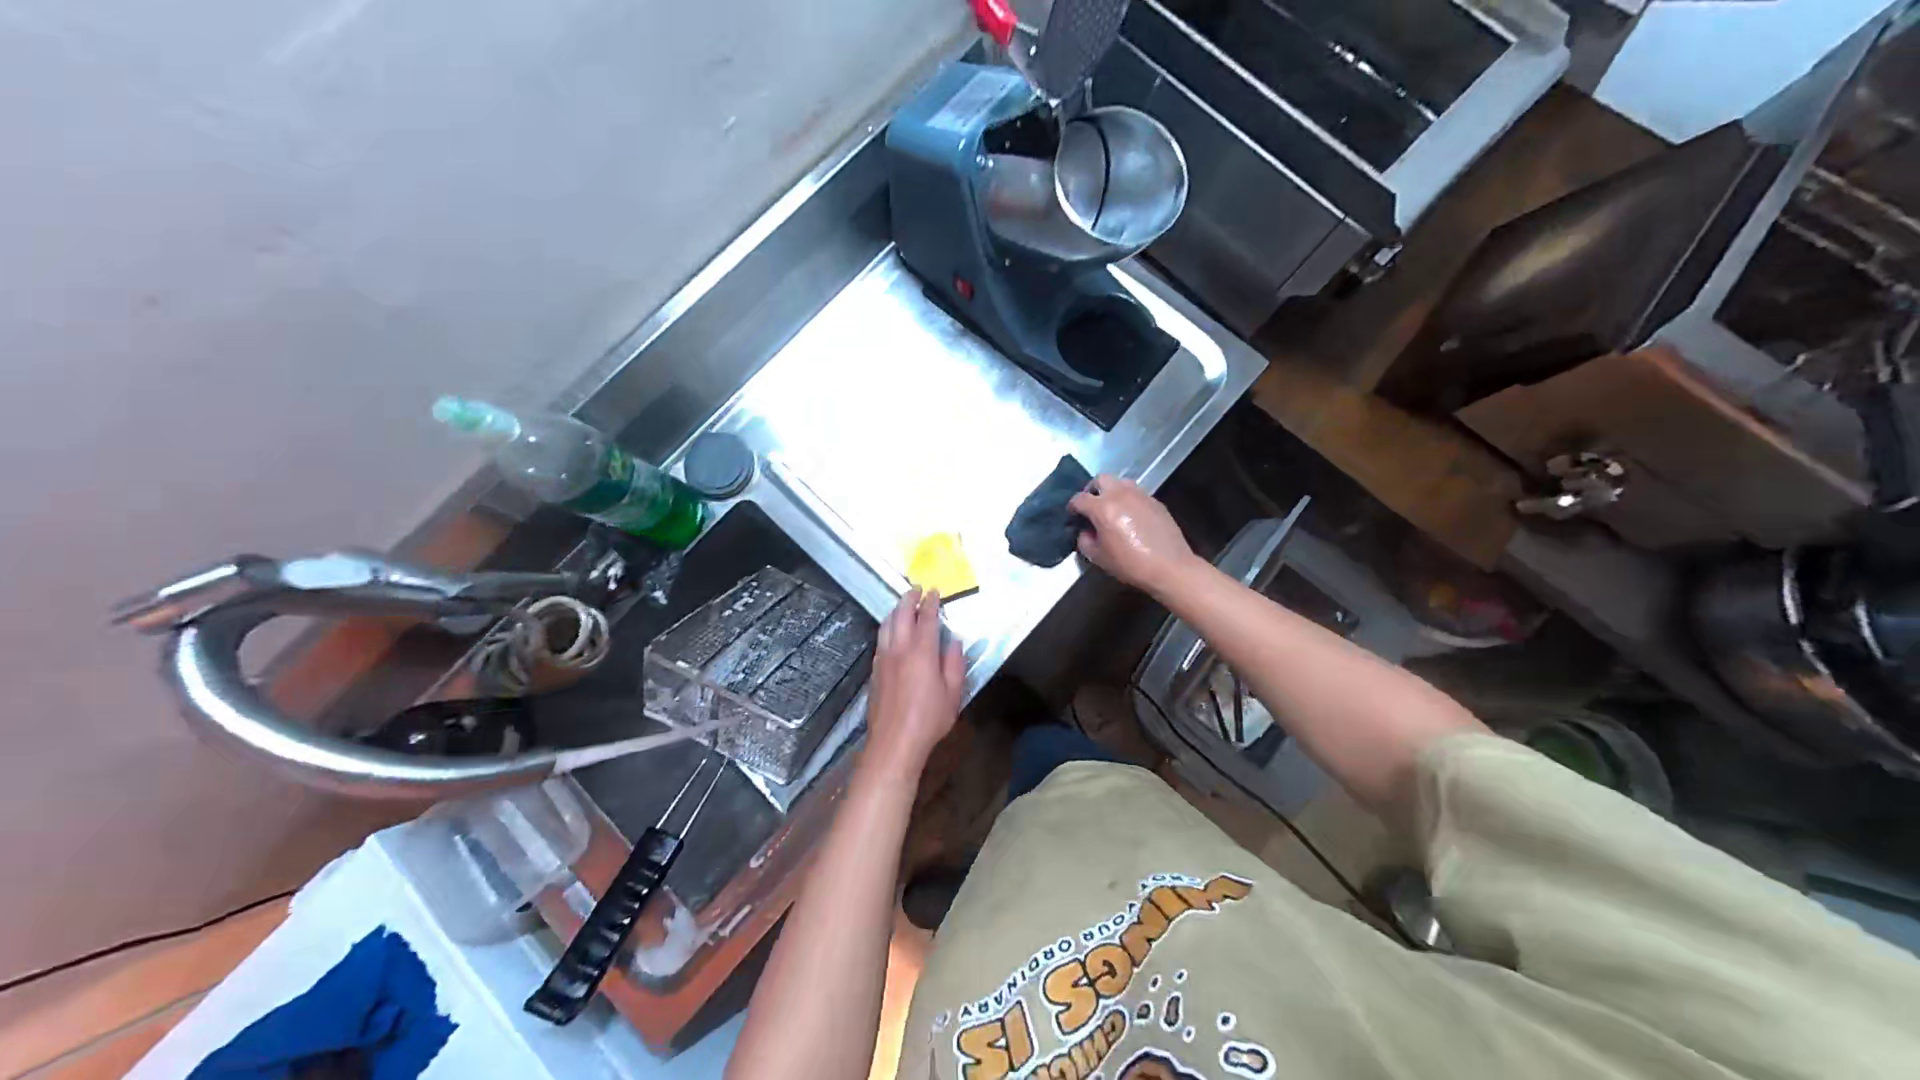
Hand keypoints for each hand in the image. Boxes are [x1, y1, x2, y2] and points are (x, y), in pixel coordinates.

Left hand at [865, 588, 964, 774]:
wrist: (894, 742)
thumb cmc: (929, 719)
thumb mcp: (953, 693)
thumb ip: (954, 663)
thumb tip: (954, 642)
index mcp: (921, 651)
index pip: (926, 618)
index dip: (931, 602)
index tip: (935, 591)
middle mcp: (899, 649)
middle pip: (901, 615)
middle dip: (909, 599)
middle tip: (917, 590)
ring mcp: (883, 659)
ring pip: (886, 625)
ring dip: (895, 611)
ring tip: (903, 605)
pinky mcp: (875, 671)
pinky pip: (880, 640)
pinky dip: (887, 628)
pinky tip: (891, 633)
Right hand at [1069, 475, 1200, 595]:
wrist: (1169, 567)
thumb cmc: (1130, 564)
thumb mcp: (1099, 557)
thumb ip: (1085, 541)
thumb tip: (1085, 532)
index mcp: (1103, 508)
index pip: (1080, 498)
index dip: (1073, 506)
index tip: (1073, 515)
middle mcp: (1121, 495)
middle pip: (1101, 479)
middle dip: (1092, 490)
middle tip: (1092, 505)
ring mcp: (1140, 495)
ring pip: (1121, 482)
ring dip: (1112, 491)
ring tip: (1112, 508)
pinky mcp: (1155, 501)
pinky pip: (1136, 493)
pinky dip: (1128, 499)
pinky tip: (1131, 516)